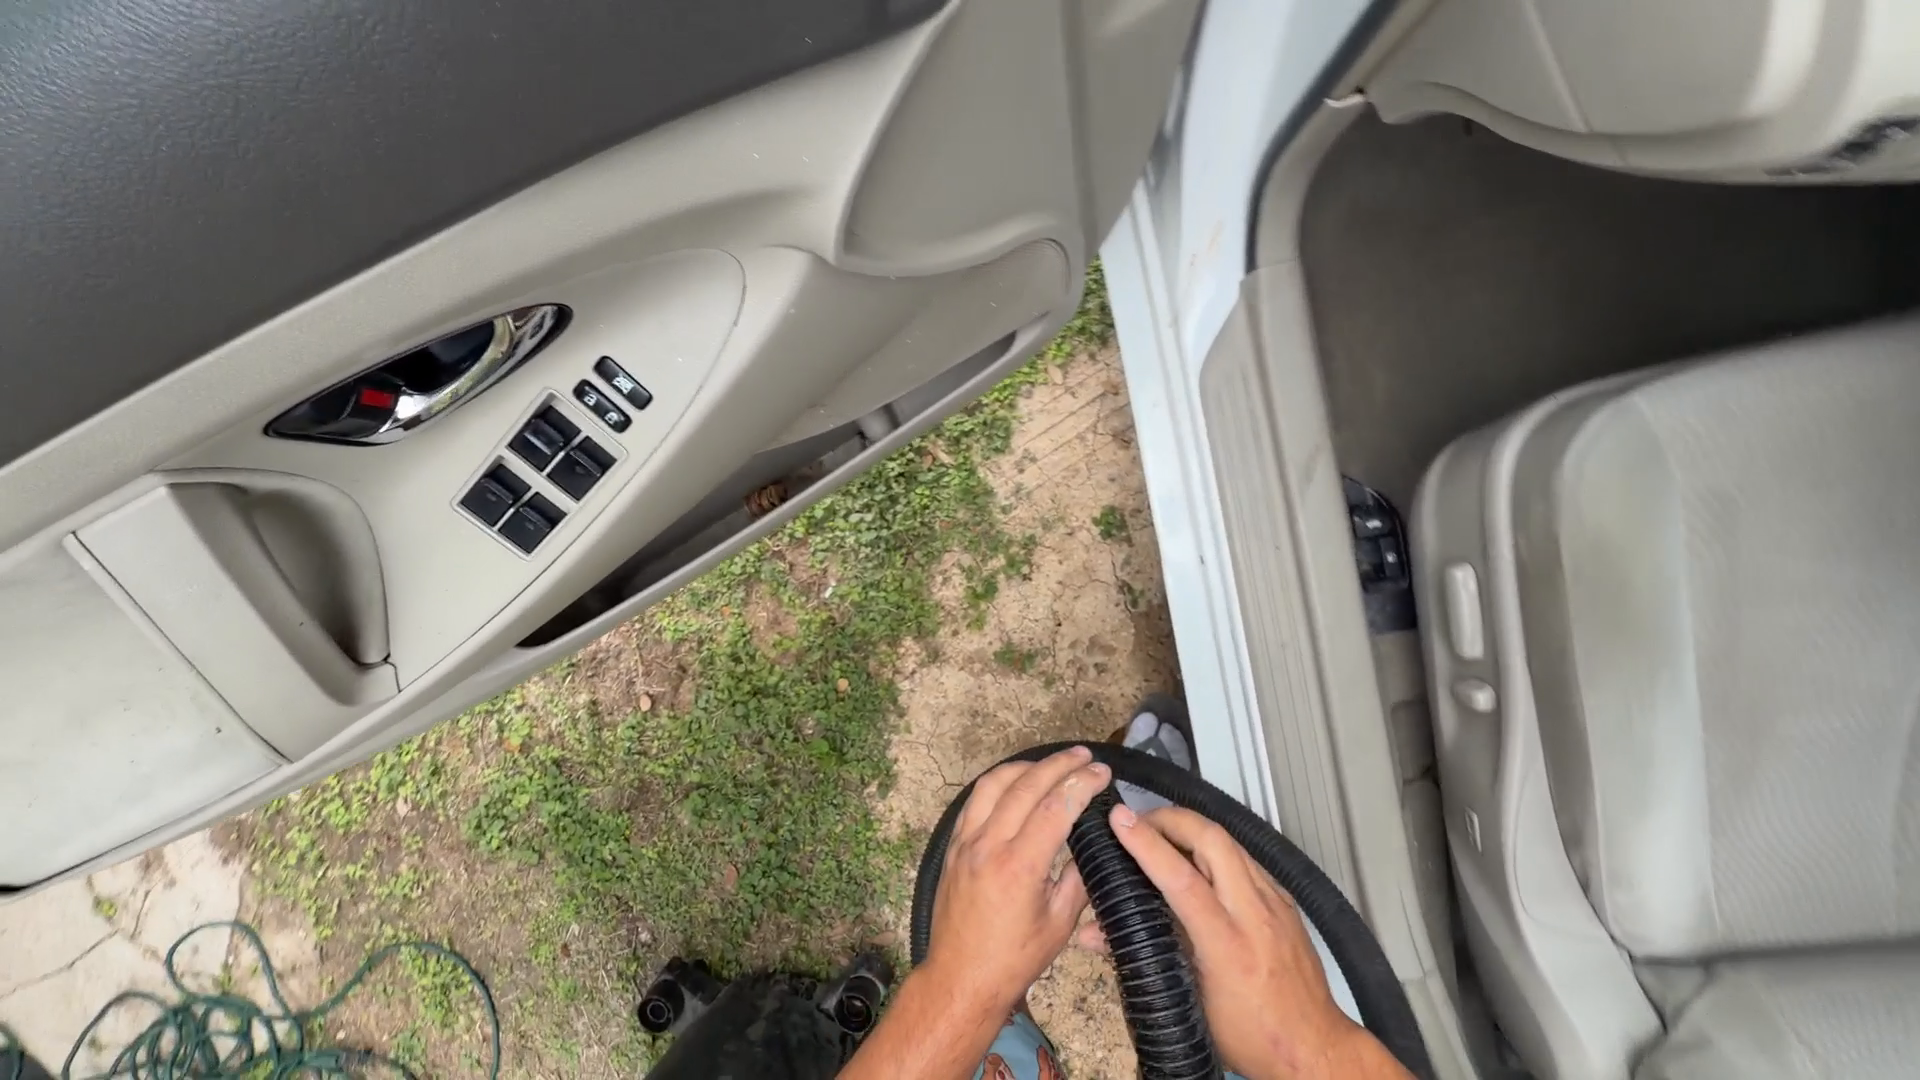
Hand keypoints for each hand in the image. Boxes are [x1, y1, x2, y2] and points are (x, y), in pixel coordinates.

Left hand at [921, 747, 1109, 1016]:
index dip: (1081, 784)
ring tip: (1053, 761)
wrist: (960, 978)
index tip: (1102, 771)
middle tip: (1084, 755)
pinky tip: (1017, 781)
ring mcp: (966, 841)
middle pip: (1025, 785)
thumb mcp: (1059, 924)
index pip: (1055, 807)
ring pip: (994, 783)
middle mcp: (989, 845)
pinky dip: (999, 782)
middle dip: (1058, 764)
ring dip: (1026, 766)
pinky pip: (975, 798)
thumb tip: (1095, 843)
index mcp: (1019, 866)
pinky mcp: (953, 844)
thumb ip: (1077, 879)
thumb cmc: (1014, 959)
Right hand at [1080, 805, 1406, 1079]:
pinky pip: (1244, 855)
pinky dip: (1213, 845)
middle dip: (1169, 818)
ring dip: (1190, 827)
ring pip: (1229, 840)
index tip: (1121, 821)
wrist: (1315, 1051)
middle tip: (1139, 821)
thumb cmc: (1254, 1036)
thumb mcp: (1187, 1002)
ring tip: (1162, 833)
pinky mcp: (1284, 898)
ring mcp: (1274, 902)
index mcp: (1227, 946)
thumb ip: (1140, 959)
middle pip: (1211, 839)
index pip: (1181, 879)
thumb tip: (1091, 936)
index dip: (1146, 844)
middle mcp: (1255, 916)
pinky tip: (1196, 857)